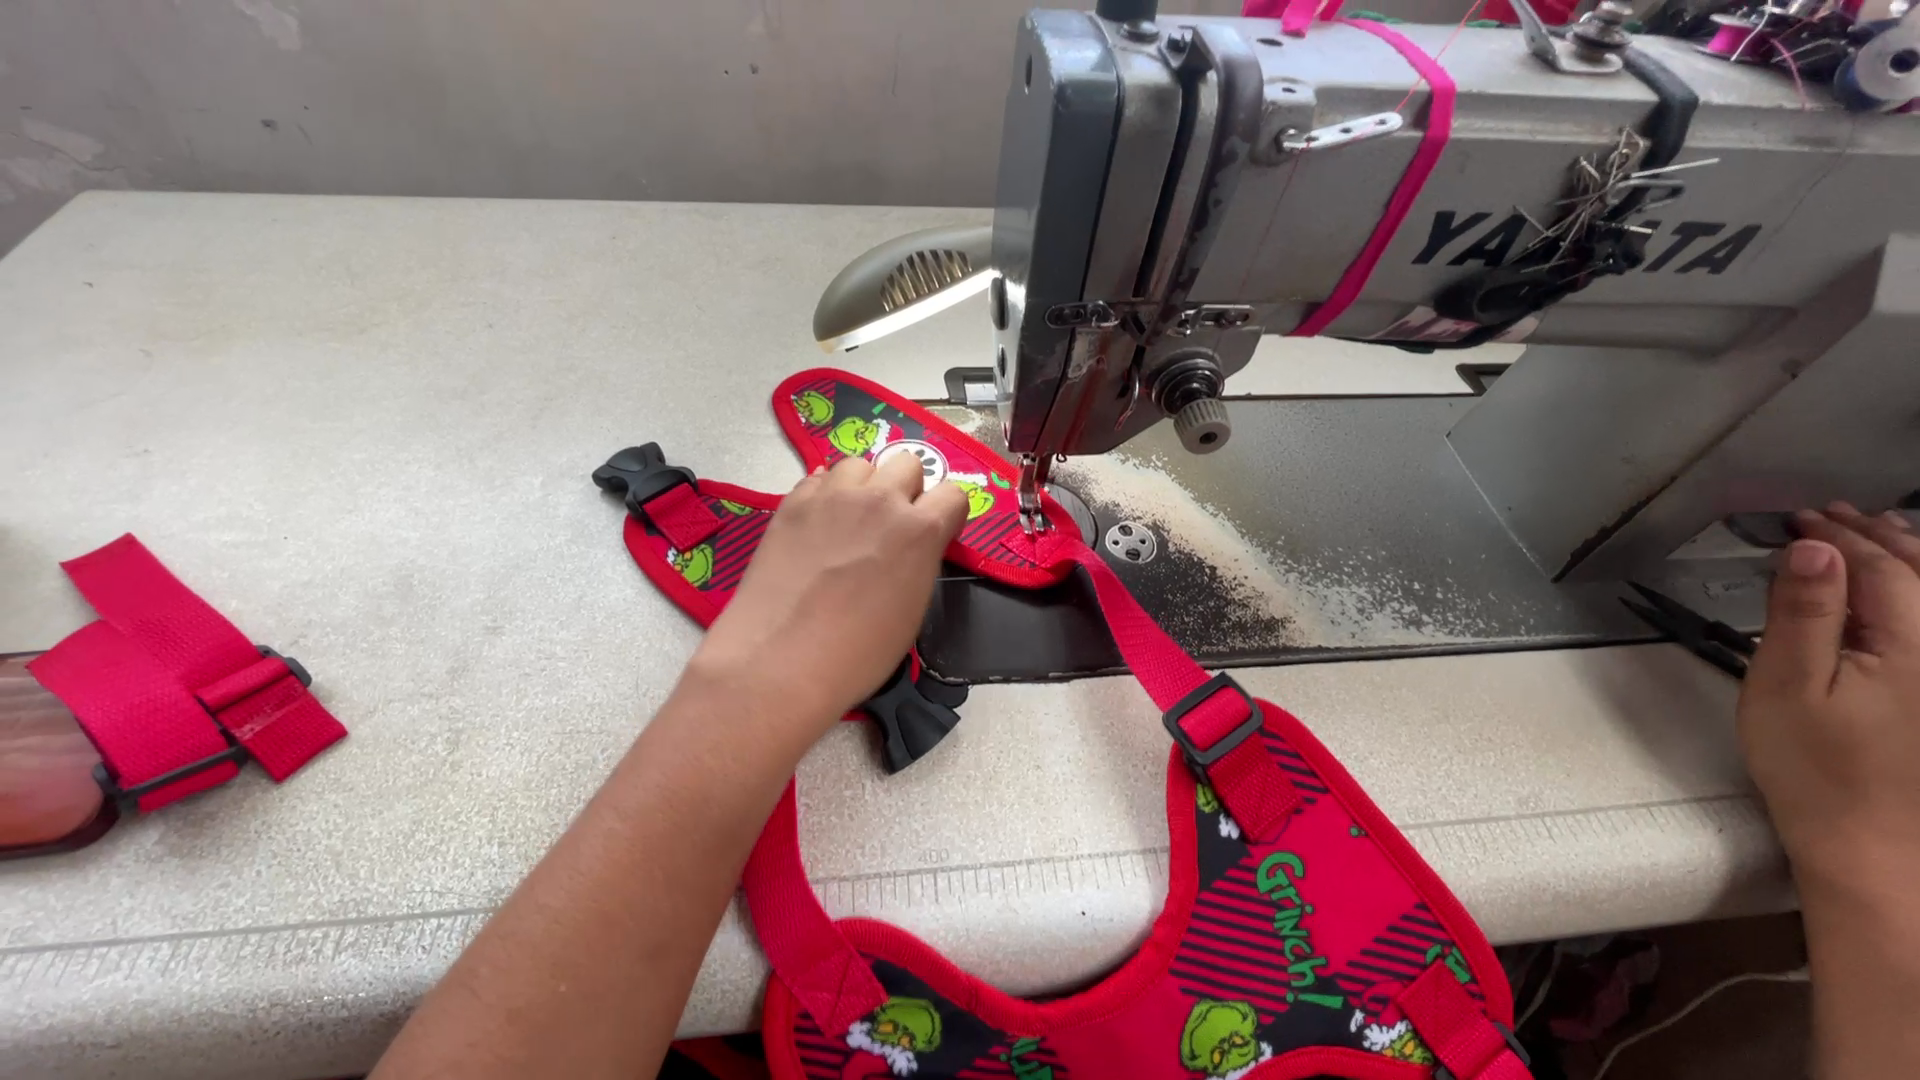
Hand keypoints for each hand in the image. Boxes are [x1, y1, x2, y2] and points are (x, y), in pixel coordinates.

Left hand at [684, 453, 968, 732]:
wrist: (780, 660)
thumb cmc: (858, 653)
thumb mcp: (912, 610)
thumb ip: (919, 561)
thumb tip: (909, 547)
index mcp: (920, 530)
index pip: (953, 494)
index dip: (947, 513)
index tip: (937, 532)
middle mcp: (880, 500)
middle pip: (907, 462)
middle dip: (907, 489)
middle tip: (892, 525)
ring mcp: (832, 496)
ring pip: (860, 465)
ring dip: (864, 486)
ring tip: (850, 520)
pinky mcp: (792, 503)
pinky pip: (818, 478)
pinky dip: (825, 494)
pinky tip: (818, 524)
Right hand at [1737, 504, 1919, 894]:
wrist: (1868, 840)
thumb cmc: (1811, 761)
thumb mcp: (1787, 684)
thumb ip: (1803, 614)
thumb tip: (1811, 551)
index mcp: (1908, 645)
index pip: (1879, 570)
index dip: (1840, 538)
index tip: (1799, 517)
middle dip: (1880, 538)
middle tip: (1835, 513)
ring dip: (1910, 558)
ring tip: (1877, 532)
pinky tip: (1904, 591)